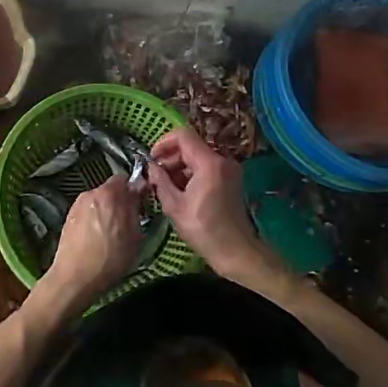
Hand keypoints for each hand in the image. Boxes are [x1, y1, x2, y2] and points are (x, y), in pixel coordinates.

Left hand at [39, 176, 140, 310]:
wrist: (75, 277)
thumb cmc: (111, 258)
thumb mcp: (134, 235)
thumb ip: (136, 209)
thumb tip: (138, 192)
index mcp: (110, 193)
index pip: (124, 179)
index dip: (133, 190)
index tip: (138, 205)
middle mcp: (91, 193)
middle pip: (109, 190)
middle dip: (118, 201)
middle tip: (125, 221)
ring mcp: (77, 204)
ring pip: (98, 202)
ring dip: (105, 210)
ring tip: (109, 233)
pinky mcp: (68, 217)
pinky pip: (87, 212)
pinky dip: (93, 219)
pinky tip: (95, 238)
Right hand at [146, 128, 286, 292]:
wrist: (235, 250)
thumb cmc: (204, 230)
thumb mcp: (174, 206)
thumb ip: (160, 181)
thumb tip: (151, 167)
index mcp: (209, 163)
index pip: (183, 136)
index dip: (163, 142)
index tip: (152, 158)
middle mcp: (222, 160)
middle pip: (191, 146)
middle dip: (170, 158)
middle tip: (155, 176)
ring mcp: (229, 169)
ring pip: (198, 157)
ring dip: (180, 167)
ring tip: (165, 186)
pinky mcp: (231, 179)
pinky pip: (207, 167)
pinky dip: (192, 174)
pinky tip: (180, 191)